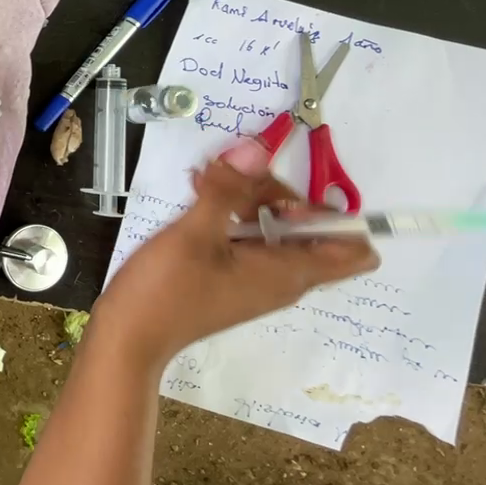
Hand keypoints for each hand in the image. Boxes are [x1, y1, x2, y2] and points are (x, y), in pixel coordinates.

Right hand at [95, 140, 378, 366]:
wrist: (131, 333)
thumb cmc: (167, 286)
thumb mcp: (193, 233)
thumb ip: (225, 192)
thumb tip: (252, 150)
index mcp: (290, 271)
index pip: (354, 247)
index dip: (328, 216)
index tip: (276, 200)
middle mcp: (283, 279)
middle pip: (307, 233)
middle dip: (273, 199)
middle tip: (225, 181)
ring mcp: (254, 284)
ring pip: (273, 238)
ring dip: (244, 207)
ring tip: (200, 189)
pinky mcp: (227, 284)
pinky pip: (247, 248)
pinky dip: (228, 225)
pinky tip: (192, 211)